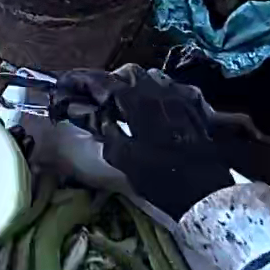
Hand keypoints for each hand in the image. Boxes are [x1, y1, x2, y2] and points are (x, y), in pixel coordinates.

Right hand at [50, 65, 231, 219]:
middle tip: (95, 98)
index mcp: (135, 102)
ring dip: (133, 83)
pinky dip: (160, 91)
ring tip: (125, 100)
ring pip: (151, 76)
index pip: (99, 81)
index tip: (64, 86)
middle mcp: (157, 92)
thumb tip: (78, 109)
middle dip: (107, 81)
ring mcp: (179, 98)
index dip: (78, 81)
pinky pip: (174, 88)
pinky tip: (157, 103)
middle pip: (126, 73)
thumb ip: (100, 126)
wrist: (206, 195)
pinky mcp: (196, 108)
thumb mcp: (120, 155)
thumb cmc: (158, 178)